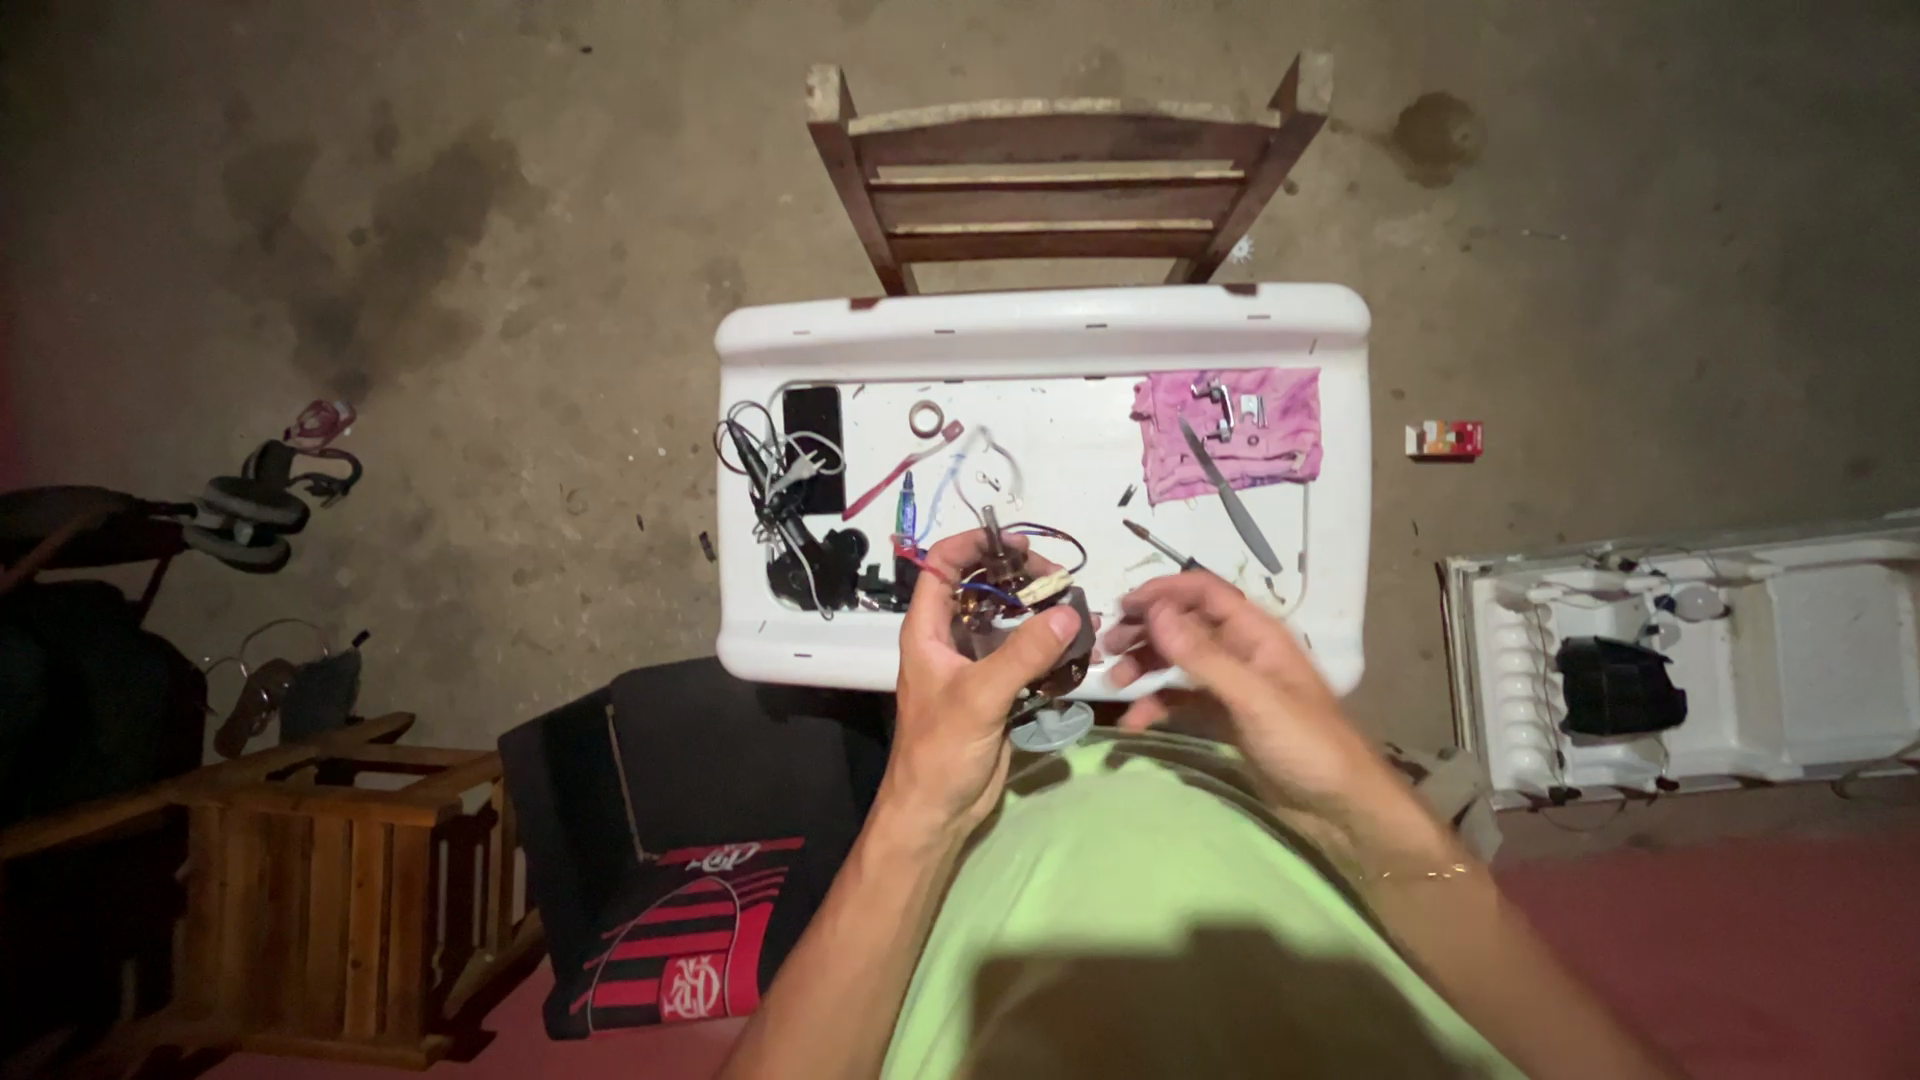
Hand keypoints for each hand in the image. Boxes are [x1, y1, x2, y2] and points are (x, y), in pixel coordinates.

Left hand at [885, 530, 1081, 839]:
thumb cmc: (941, 749)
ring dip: (1039, 609)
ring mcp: (975, 662)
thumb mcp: (979, 697)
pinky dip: (1049, 643)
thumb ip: (1022, 655)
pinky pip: (1024, 652)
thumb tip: (1067, 614)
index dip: (975, 544)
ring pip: (1007, 619)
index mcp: (928, 629)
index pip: (942, 565)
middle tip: (1059, 580)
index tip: (1018, 544)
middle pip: (982, 586)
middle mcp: (950, 638)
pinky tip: (1078, 643)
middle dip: (1018, 575)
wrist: (937, 810)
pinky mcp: (997, 687)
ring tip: (1077, 606)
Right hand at [1103, 572, 1449, 860]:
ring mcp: (1231, 684)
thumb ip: (1203, 656)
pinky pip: (1180, 698)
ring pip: (1178, 660)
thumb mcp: (1253, 698)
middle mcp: (1241, 650)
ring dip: (1145, 665)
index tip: (1122, 607)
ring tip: (1115, 683)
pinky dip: (1155, 705)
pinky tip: (1134, 723)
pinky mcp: (1223, 716)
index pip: (1204, 592)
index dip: (1163, 592)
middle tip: (1108, 647)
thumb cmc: (1308, 746)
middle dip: (1145, 630)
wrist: (1341, 810)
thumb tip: (1155, 612)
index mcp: (1256, 633)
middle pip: (1184, 623)